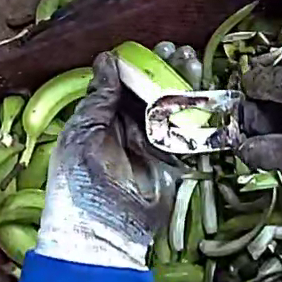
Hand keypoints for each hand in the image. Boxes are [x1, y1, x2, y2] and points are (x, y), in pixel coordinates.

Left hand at [35, 53, 180, 271]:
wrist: (102, 233)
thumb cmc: (79, 183)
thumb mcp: (81, 134)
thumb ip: (99, 98)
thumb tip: (107, 59)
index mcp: (101, 119)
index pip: (122, 84)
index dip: (137, 65)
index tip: (152, 48)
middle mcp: (127, 128)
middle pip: (149, 91)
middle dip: (164, 69)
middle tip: (176, 50)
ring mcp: (151, 144)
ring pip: (169, 106)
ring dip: (182, 83)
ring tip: (191, 60)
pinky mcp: (172, 161)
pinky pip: (185, 131)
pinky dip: (196, 111)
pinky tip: (203, 91)